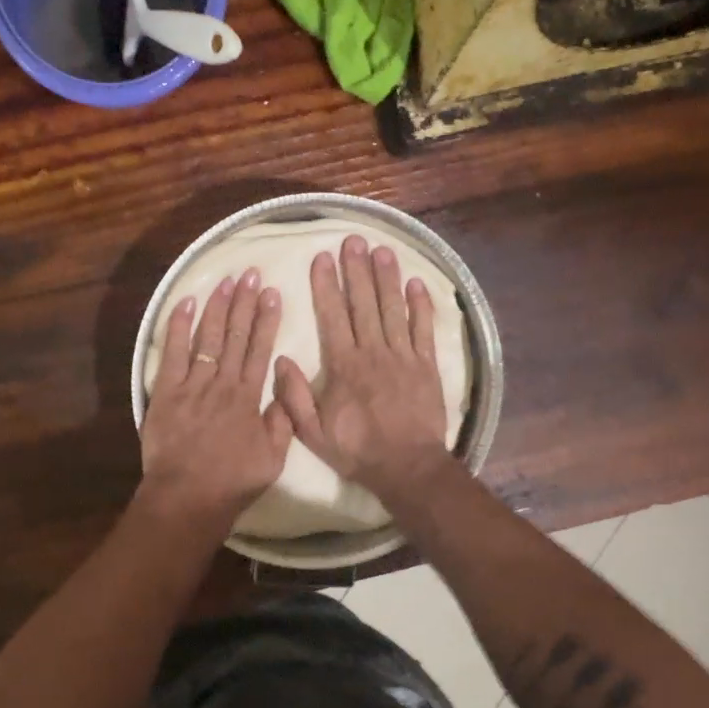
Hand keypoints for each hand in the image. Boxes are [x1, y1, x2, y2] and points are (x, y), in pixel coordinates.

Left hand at [138, 270, 291, 529]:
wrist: (188, 496)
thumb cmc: (233, 482)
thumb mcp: (274, 458)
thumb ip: (282, 422)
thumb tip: (284, 386)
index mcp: (249, 397)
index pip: (261, 349)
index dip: (268, 319)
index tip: (274, 293)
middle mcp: (222, 383)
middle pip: (235, 335)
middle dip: (245, 302)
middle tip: (252, 273)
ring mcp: (192, 385)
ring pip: (208, 337)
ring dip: (217, 307)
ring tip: (227, 280)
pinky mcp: (166, 392)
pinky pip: (173, 352)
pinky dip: (179, 326)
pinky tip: (187, 303)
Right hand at [276, 235, 449, 499]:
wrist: (407, 467)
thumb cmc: (357, 451)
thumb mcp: (313, 432)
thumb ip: (295, 397)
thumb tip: (281, 361)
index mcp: (343, 366)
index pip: (332, 316)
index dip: (326, 285)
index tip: (322, 258)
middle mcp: (373, 353)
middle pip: (363, 303)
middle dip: (356, 270)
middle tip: (353, 240)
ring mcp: (403, 356)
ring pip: (393, 309)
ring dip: (386, 278)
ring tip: (381, 250)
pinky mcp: (426, 366)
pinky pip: (423, 329)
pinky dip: (420, 305)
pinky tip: (415, 283)